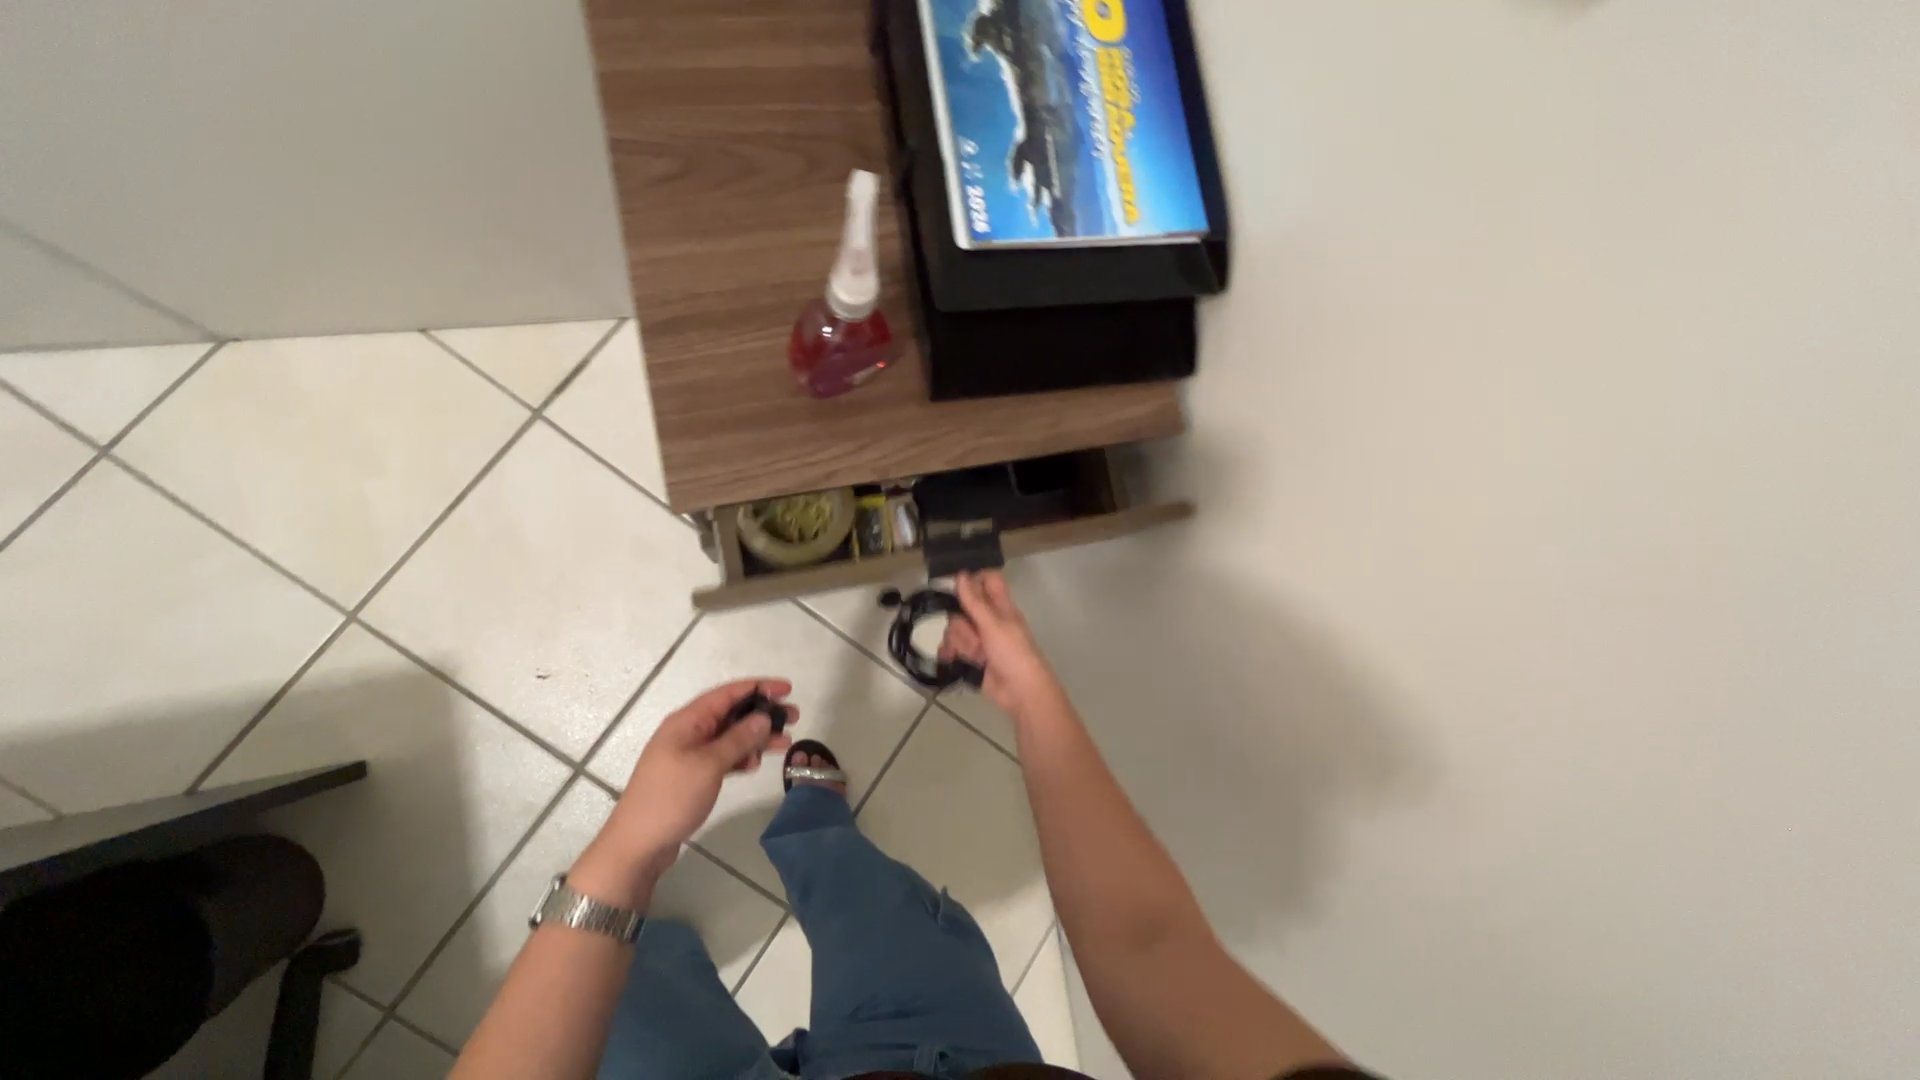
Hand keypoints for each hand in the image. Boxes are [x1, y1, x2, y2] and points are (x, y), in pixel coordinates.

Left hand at [586, 680, 795, 879]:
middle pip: (730, 714)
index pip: (727, 694)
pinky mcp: (692, 776)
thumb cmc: (671, 798)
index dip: (758, 687)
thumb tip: (763, 717)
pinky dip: (741, 757)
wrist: (638, 843)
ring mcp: (689, 755)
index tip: (787, 689)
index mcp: (687, 722)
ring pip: (729, 736)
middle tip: (793, 718)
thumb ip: (738, 739)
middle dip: (762, 713)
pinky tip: (756, 764)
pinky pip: (722, 757)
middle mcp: (688, 732)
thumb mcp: (708, 765)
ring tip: (785, 742)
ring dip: (755, 737)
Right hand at [939, 571, 1064, 720]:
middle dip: (962, 624)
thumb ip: (975, 601)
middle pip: (963, 609)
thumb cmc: (1013, 652)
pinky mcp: (972, 658)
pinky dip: (950, 652)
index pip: (987, 582)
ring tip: (974, 656)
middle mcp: (989, 621)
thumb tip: (961, 574)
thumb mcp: (993, 624)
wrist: (1020, 691)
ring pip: (956, 629)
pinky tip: (949, 658)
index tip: (956, 588)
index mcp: (1000, 607)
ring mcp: (980, 640)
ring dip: (960, 642)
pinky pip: (953, 647)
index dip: (973, 580)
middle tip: (975, 636)